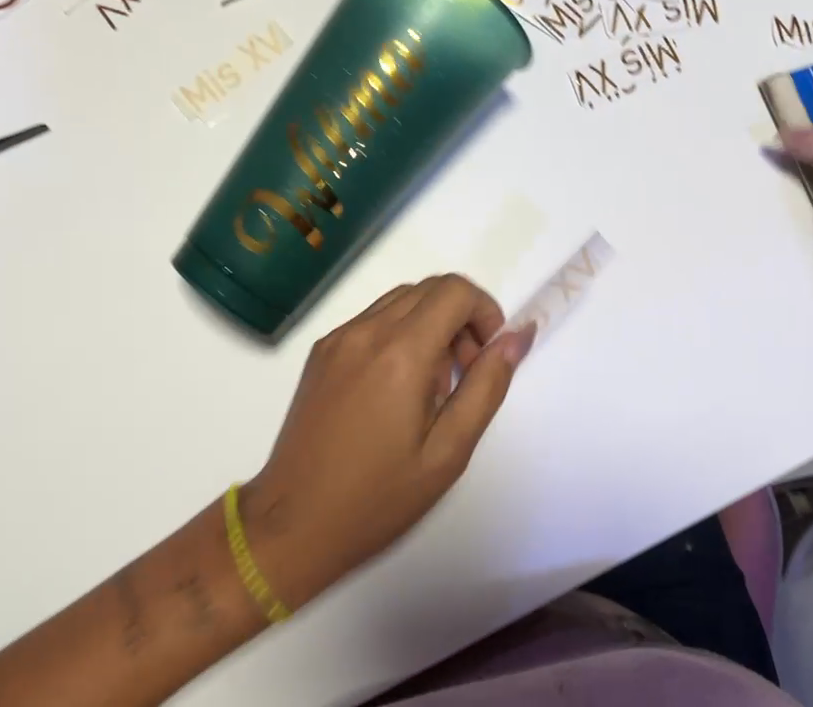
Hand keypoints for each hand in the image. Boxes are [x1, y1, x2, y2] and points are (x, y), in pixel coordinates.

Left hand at [241, 275, 531, 609]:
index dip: (485, 311)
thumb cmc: (378, 497)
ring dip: (429, 327)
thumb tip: (518, 336)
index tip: (488, 356)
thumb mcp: (448, 451)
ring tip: (430, 392)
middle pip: (427, 289)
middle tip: (463, 377)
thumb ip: (487, 385)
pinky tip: (395, 393)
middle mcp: (364, 331)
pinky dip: (397, 337)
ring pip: (398, 302)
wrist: (294, 522)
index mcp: (399, 352)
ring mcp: (335, 339)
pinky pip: (370, 322)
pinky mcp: (318, 354)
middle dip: (460, 320)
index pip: (454, 290)